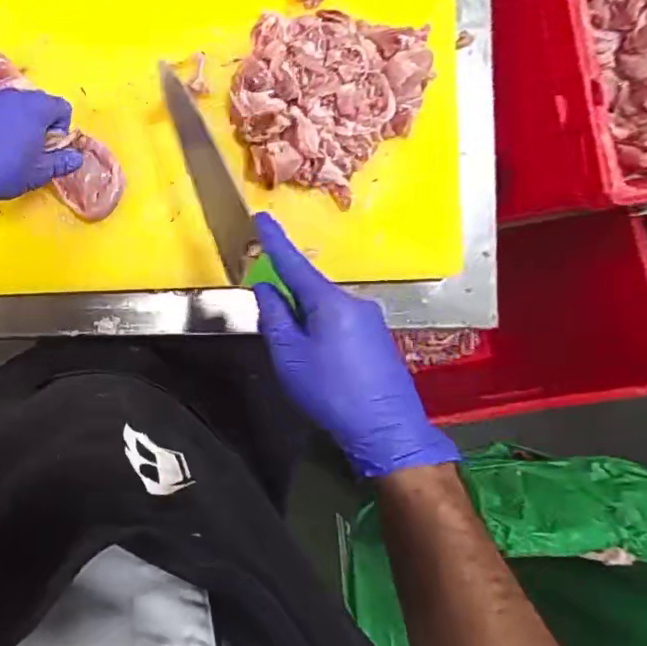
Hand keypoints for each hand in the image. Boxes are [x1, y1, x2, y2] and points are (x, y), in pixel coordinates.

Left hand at [0, 88, 84, 217]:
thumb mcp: (40, 172)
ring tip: (15, 148)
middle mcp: (18, 96)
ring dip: (24, 123)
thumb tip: (76, 157)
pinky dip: (5, 122)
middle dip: (43, 124)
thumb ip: (62, 162)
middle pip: (41, 104)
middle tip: (34, 150)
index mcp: (38, 107)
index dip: (62, 129)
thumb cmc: (6, 172)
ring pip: (20, 106)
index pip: (63, 107)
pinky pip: (1, 110)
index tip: (50, 149)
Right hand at [251, 213, 458, 477]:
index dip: (275, 242)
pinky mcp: (376, 339)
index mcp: (330, 302)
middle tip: (272, 330)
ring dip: (302, 322)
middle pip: (309, 290)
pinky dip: (318, 332)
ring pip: (322, 310)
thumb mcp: (288, 354)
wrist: (385, 427)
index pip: (294, 265)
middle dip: (286, 302)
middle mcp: (354, 303)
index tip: (261, 218)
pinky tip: (315, 361)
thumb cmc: (329, 390)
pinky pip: (337, 323)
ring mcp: (369, 320)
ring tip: (295, 357)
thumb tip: (265, 288)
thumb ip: (274, 317)